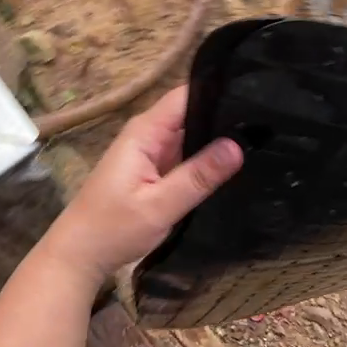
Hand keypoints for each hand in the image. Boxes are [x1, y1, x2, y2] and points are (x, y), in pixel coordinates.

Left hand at [37, 87, 243, 284]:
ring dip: (216, 141)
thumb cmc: (113, 229)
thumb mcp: (160, 206)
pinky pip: (184, 157)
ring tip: (259, 143)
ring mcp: (150, 154)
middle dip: (224, 118)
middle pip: (191, 113)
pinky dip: (203, 161)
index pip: (186, 95)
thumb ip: (198, 177)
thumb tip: (237, 146)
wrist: (80, 254)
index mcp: (146, 132)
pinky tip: (232, 167)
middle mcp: (148, 135)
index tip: (256, 98)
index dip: (219, 92)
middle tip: (266, 127)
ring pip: (190, 136)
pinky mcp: (153, 172)